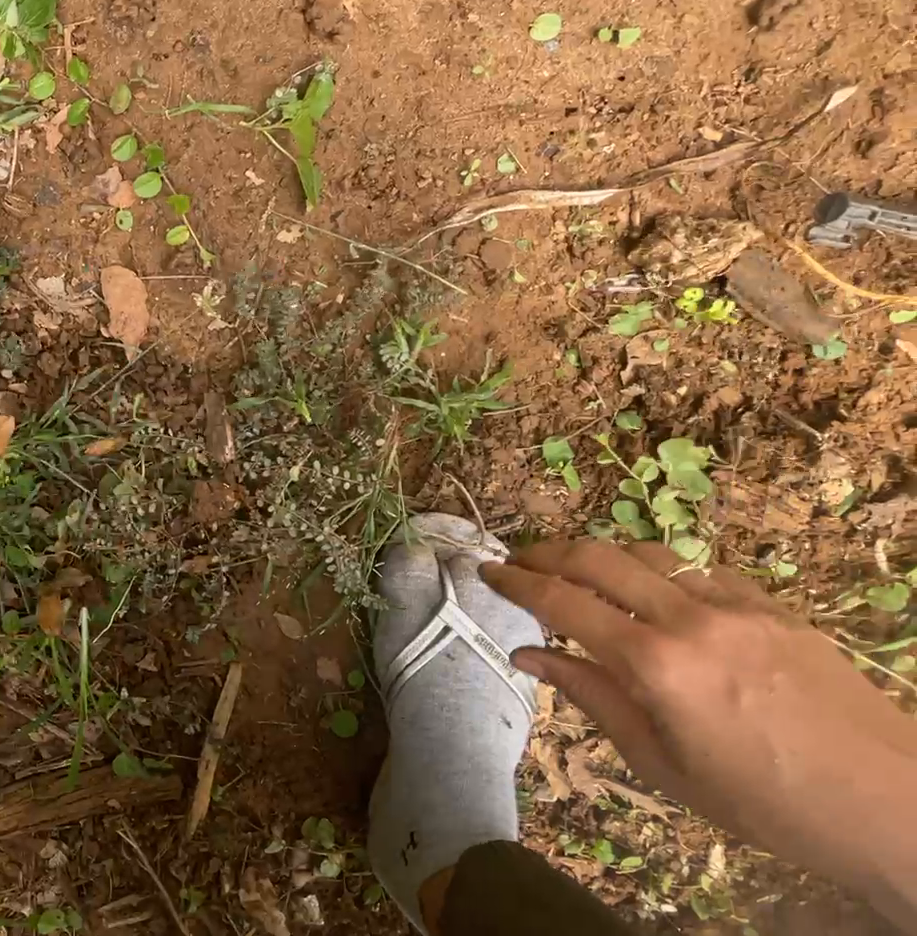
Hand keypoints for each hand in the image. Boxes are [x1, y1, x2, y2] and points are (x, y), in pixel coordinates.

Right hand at [483, 540, 916, 923]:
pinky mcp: (779, 610)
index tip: (487, 571)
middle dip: (546, 551)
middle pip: (598, 557)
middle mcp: (691, 621)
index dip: (515, 580)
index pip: (561, 600)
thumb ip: (590, 696)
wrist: (900, 811)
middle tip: (518, 559)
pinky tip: (654, 591)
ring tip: (578, 569)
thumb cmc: (763, 802)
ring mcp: (740, 608)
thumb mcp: (660, 763)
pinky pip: (702, 569)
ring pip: (649, 552)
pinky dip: (661, 570)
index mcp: (655, 665)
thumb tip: (527, 655)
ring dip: (602, 554)